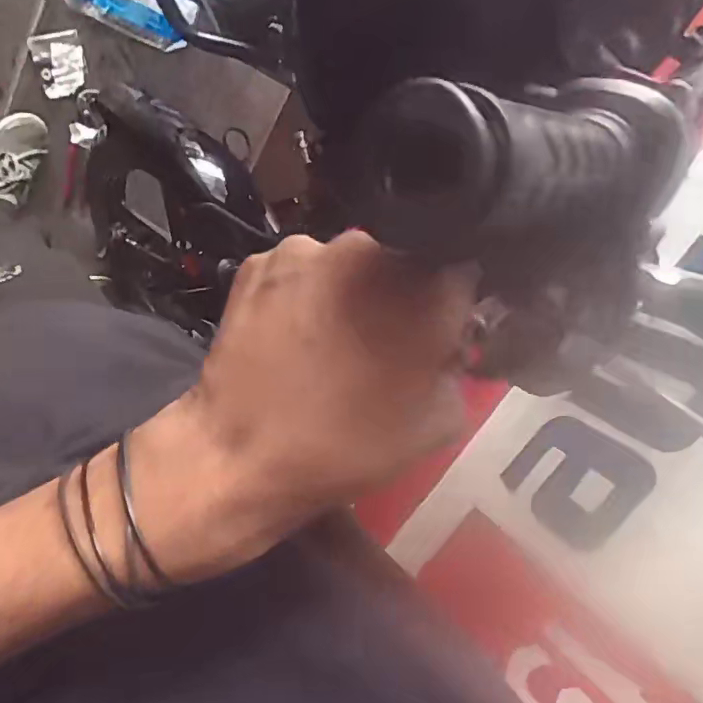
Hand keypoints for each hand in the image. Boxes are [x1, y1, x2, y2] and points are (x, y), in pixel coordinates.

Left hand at [130, 232, 477, 581]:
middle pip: (398, 262)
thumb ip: (459, 364)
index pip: (461, 270)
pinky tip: (290, 338)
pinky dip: (302, 296)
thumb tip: (446, 339)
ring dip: (346, 293)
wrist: (242, 455)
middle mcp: (364, 247)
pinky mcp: (256, 263)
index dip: (450, 306)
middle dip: (396, 296)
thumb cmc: (347, 445)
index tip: (433, 336)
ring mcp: (303, 250)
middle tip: (378, 345)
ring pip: (344, 264)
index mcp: (423, 282)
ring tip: (325, 345)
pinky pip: (298, 273)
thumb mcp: (439, 421)